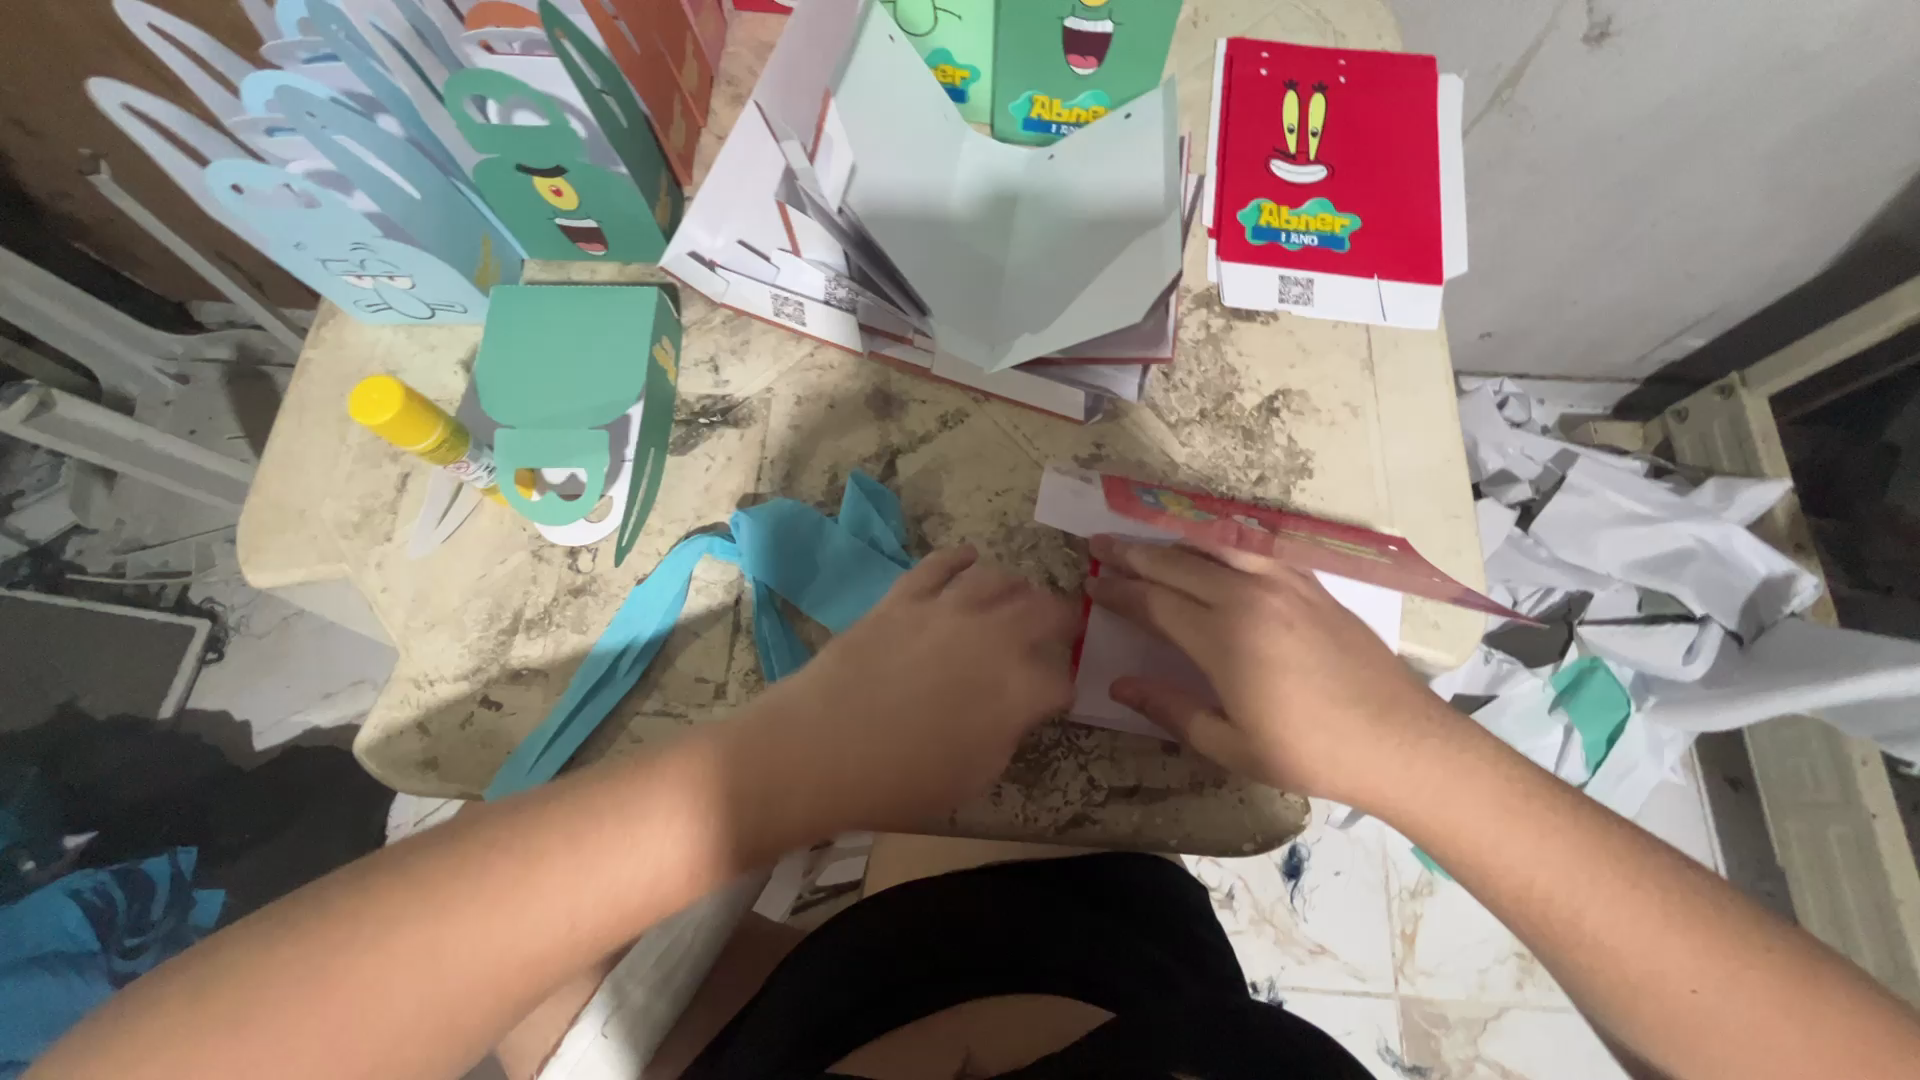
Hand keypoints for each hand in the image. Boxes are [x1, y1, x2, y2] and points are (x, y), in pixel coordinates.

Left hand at [744, 545, 1078, 830]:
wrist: (822, 747)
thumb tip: (1013, 709)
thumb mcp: (975, 775)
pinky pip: (940, 564)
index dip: (1062, 690)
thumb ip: (1006, 733)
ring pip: (997, 579)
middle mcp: (994, 636)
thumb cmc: (901, 780)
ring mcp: (947, 609)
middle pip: (1044, 611)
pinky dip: (958, 558)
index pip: (1060, 680)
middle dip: (1060, 620)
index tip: (1054, 698)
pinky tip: (968, 558)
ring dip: (1016, 587)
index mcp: (1020, 688)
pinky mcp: (905, 597)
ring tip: (1017, 595)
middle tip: (1057, 628)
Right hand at [1085, 535, 1461, 807]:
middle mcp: (1249, 598)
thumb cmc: (1308, 752)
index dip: (1117, 591)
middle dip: (1132, 554)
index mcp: (1223, 638)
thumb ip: (1170, 709)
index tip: (1090, 584)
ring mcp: (1285, 585)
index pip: (1154, 602)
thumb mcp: (1229, 745)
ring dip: (1173, 540)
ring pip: (1216, 547)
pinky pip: (1257, 549)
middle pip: (1177, 564)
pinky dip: (1224, 542)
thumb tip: (1119, 684)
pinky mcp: (1313, 585)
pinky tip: (1214, 544)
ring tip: (1145, 538)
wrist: (1401, 742)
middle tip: (1098, 544)